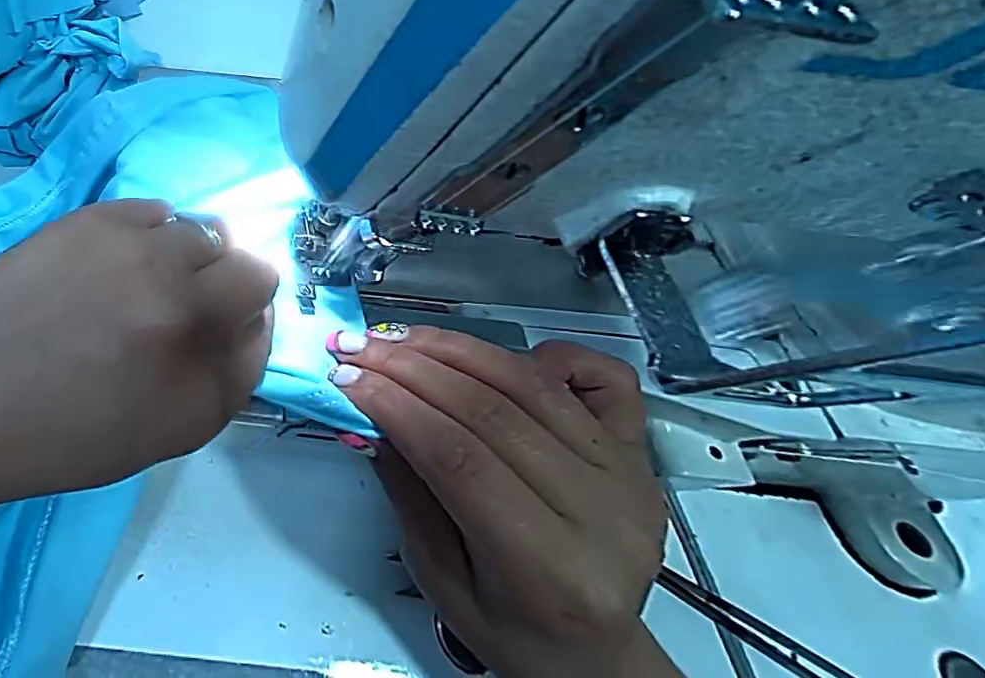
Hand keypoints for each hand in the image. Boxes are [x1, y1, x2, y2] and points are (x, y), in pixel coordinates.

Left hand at [0, 199, 276, 503]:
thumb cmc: (60, 433)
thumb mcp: (164, 434)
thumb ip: (226, 379)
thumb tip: (250, 322)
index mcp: (195, 352)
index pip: (263, 314)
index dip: (246, 322)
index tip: (219, 332)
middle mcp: (175, 292)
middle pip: (249, 269)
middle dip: (230, 288)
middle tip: (185, 308)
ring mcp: (133, 246)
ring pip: (204, 233)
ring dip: (188, 258)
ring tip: (142, 283)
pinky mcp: (93, 217)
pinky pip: (154, 211)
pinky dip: (149, 235)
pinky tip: (113, 263)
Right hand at [328, 328, 675, 677]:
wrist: (594, 651)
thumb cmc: (512, 628)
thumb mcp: (440, 578)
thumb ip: (407, 491)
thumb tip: (368, 414)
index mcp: (550, 570)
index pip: (459, 460)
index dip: (396, 407)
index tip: (348, 376)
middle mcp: (601, 515)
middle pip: (489, 411)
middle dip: (410, 367)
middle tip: (358, 347)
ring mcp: (625, 474)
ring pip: (526, 382)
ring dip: (452, 348)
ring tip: (399, 337)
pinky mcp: (636, 449)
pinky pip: (598, 375)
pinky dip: (547, 350)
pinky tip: (496, 353)